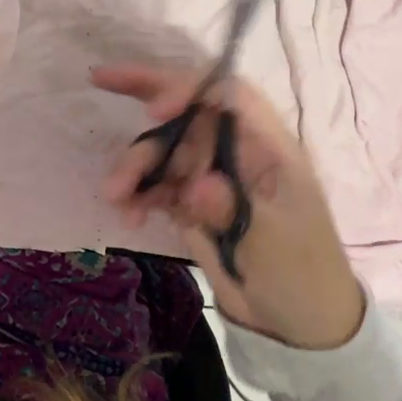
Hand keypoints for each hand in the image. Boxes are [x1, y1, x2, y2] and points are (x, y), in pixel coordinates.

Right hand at [92, 64, 364, 349]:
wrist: (296, 322)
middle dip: (144, 91)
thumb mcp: (275, 244)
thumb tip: (198, 184)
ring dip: (135, 164)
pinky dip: (136, 193)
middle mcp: (235, 150)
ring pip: (163, 148)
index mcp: (267, 148)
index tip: (155, 111)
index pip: (229, 97)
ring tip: (114, 194)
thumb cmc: (302, 274)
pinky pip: (155, 182)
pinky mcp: (190, 200)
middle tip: (99, 79)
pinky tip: (128, 214)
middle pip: (188, 107)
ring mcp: (210, 174)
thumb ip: (234, 209)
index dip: (191, 90)